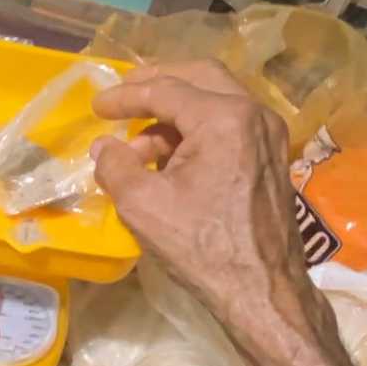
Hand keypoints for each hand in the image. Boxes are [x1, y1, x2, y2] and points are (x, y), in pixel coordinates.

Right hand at [90, 59, 328, 354]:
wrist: (259, 287)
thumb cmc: (199, 245)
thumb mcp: (142, 204)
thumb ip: (116, 165)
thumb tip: (104, 147)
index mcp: (223, 118)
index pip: (165, 90)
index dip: (124, 96)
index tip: (96, 106)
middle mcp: (253, 114)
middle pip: (199, 77)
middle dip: (157, 83)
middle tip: (124, 93)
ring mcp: (268, 135)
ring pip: (216, 100)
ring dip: (174, 112)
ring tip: (137, 143)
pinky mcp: (270, 158)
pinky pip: (228, 125)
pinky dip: (195, 129)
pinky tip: (168, 159)